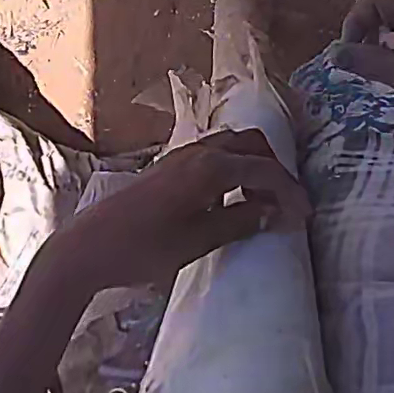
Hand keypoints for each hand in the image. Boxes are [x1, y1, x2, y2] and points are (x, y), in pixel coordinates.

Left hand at [56, 128, 309, 290]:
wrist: (87, 246)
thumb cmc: (144, 247)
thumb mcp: (199, 240)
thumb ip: (241, 222)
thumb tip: (277, 213)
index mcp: (211, 167)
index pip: (264, 171)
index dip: (289, 191)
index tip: (306, 214)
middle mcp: (201, 151)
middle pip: (253, 145)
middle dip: (275, 169)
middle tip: (286, 202)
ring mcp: (184, 154)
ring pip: (234, 145)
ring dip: (254, 166)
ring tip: (262, 201)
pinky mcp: (171, 164)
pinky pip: (216, 153)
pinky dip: (234, 168)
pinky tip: (230, 198)